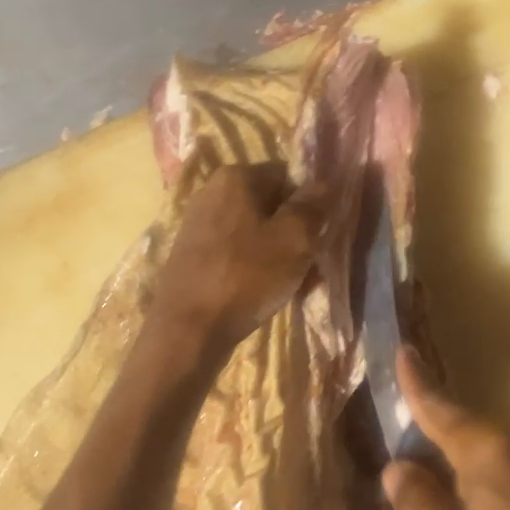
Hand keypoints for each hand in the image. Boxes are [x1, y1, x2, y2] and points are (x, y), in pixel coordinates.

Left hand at [149, 164, 319, 359]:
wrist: (186, 334)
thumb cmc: (245, 277)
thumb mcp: (294, 239)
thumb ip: (312, 205)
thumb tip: (323, 184)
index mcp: (236, 176)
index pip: (288, 176)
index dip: (307, 204)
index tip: (316, 236)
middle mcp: (212, 191)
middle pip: (270, 203)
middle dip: (291, 230)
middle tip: (306, 263)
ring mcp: (198, 223)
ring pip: (254, 230)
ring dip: (275, 251)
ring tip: (288, 282)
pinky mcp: (190, 254)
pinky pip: (235, 250)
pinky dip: (252, 265)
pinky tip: (261, 291)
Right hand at [383, 349, 509, 509]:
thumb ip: (420, 508)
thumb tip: (399, 468)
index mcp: (486, 446)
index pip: (439, 407)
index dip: (417, 383)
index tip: (406, 350)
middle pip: (467, 434)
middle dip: (439, 444)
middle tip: (409, 454)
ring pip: (492, 460)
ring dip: (466, 473)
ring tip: (442, 494)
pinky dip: (491, 491)